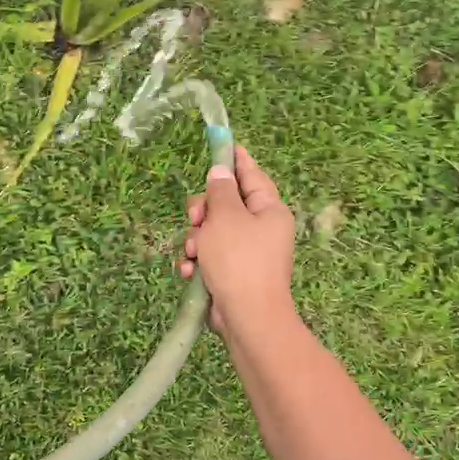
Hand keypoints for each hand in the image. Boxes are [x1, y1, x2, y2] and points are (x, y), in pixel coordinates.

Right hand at [177, 145, 296, 338]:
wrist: (247, 317)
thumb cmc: (239, 261)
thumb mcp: (225, 218)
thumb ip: (220, 192)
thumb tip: (220, 172)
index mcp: (268, 210)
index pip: (251, 175)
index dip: (235, 159)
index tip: (222, 142)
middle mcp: (261, 228)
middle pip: (224, 203)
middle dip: (202, 211)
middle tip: (195, 219)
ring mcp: (246, 252)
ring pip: (210, 231)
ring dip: (194, 240)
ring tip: (192, 253)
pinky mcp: (231, 272)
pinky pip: (207, 256)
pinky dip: (196, 262)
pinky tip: (190, 272)